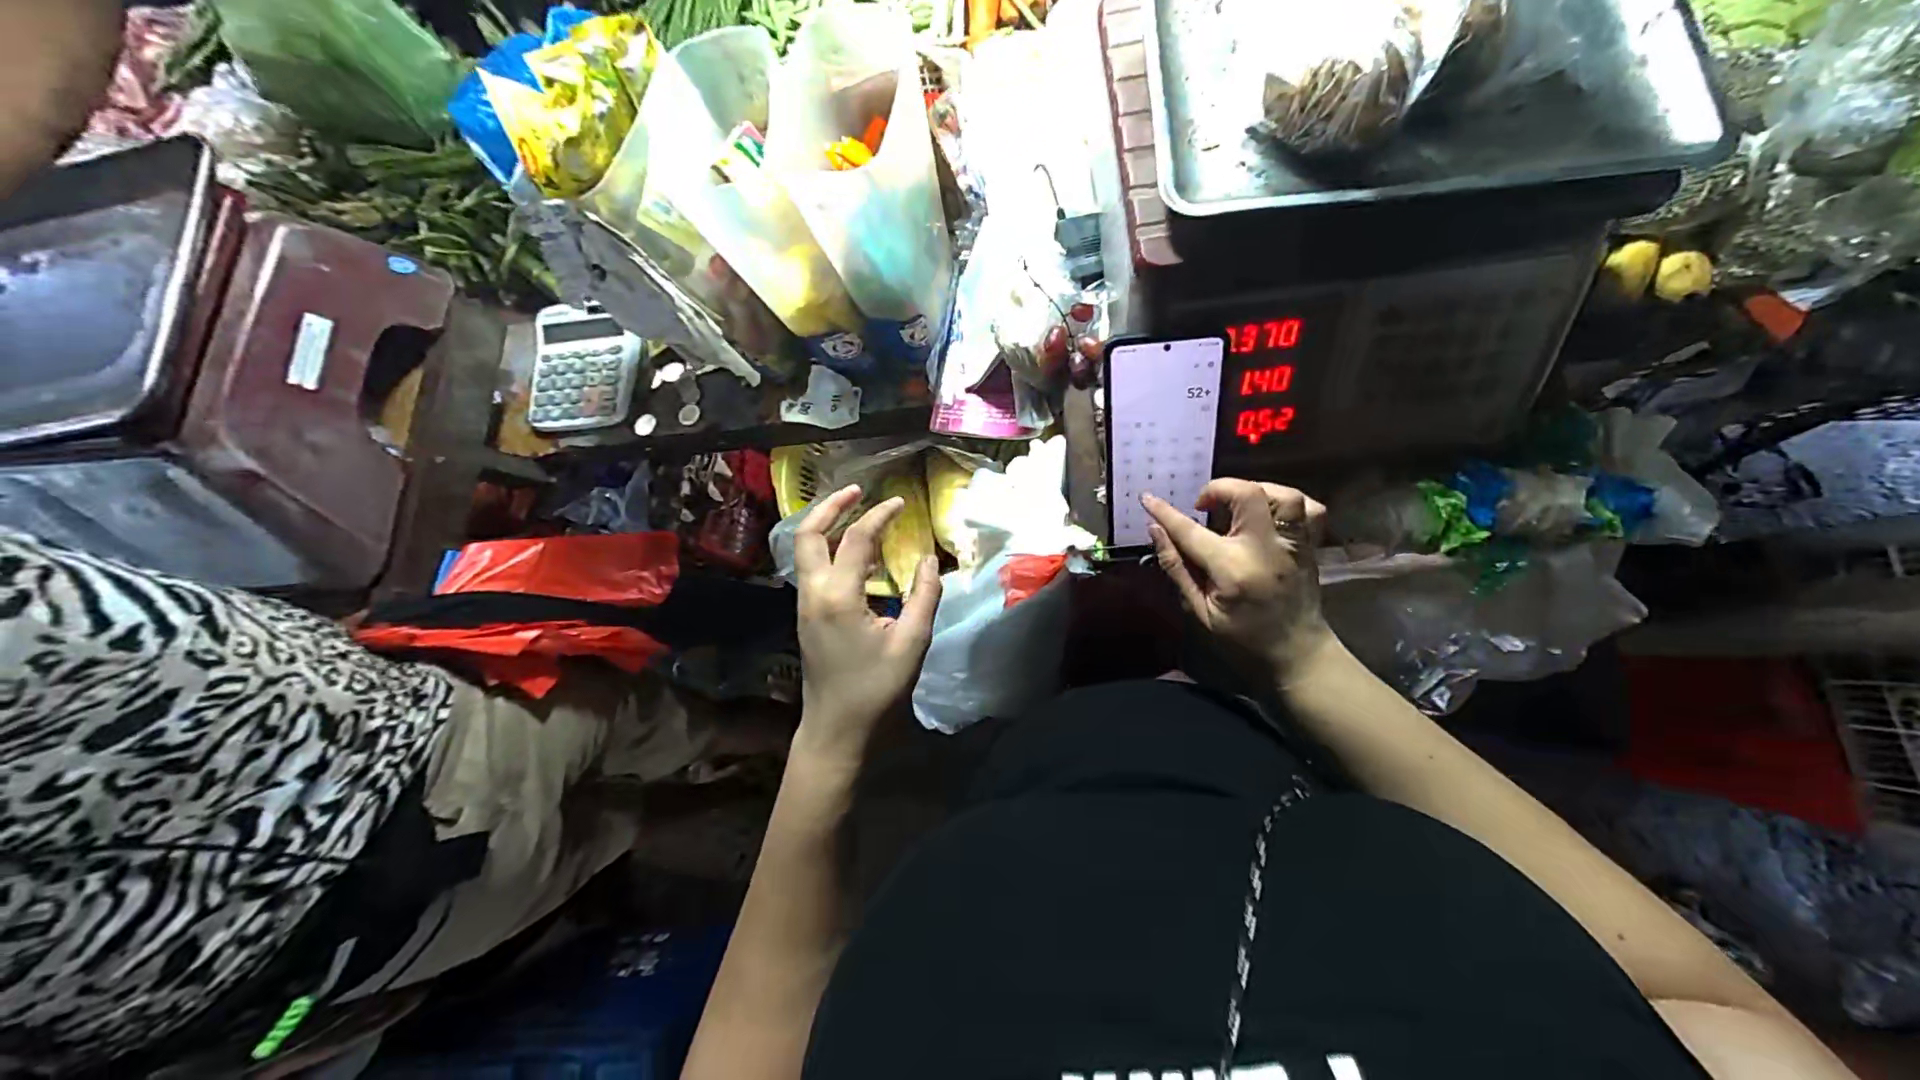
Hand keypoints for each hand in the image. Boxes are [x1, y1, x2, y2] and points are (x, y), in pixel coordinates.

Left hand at [792, 484, 941, 766]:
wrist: (836, 729)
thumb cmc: (876, 689)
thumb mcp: (911, 643)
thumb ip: (924, 596)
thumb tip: (930, 560)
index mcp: (838, 596)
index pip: (857, 539)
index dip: (880, 515)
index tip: (901, 502)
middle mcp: (813, 593)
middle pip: (808, 534)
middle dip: (831, 506)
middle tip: (857, 490)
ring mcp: (804, 604)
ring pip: (805, 550)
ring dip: (826, 526)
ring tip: (856, 513)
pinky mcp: (806, 616)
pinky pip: (812, 568)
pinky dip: (829, 549)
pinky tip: (856, 554)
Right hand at [1142, 479, 1332, 680]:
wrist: (1297, 653)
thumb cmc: (1242, 638)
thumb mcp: (1199, 612)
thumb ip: (1177, 568)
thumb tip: (1155, 530)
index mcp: (1232, 569)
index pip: (1191, 530)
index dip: (1165, 512)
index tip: (1148, 498)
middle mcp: (1266, 549)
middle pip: (1248, 494)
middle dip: (1219, 489)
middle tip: (1204, 506)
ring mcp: (1294, 545)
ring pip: (1283, 494)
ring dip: (1255, 490)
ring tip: (1237, 505)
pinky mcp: (1311, 545)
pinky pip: (1311, 508)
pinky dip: (1289, 502)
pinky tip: (1270, 513)